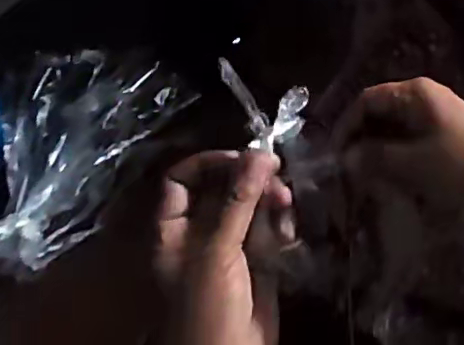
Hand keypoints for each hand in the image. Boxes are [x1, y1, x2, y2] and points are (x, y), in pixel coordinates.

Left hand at [154, 151, 293, 344]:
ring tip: (286, 203)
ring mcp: (229, 247)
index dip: (208, 163)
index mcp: (174, 230)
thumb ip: (238, 200)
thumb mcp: (217, 252)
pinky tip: (289, 230)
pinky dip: (280, 222)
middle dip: (249, 176)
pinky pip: (268, 226)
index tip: (239, 158)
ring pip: (249, 203)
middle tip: (276, 171)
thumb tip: (259, 152)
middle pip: (222, 186)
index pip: (182, 178)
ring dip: (270, 197)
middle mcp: (199, 233)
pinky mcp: (256, 261)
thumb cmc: (206, 311)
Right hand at [336, 77, 463, 219]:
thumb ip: (376, 158)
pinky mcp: (448, 134)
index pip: (368, 99)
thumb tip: (345, 157)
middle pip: (381, 112)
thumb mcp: (414, 165)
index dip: (347, 125)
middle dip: (363, 141)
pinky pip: (413, 140)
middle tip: (350, 174)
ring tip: (370, 182)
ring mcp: (438, 114)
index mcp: (415, 93)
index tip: (334, 156)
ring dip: (381, 153)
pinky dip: (400, 158)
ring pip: (396, 129)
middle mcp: (425, 96)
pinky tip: (397, 183)